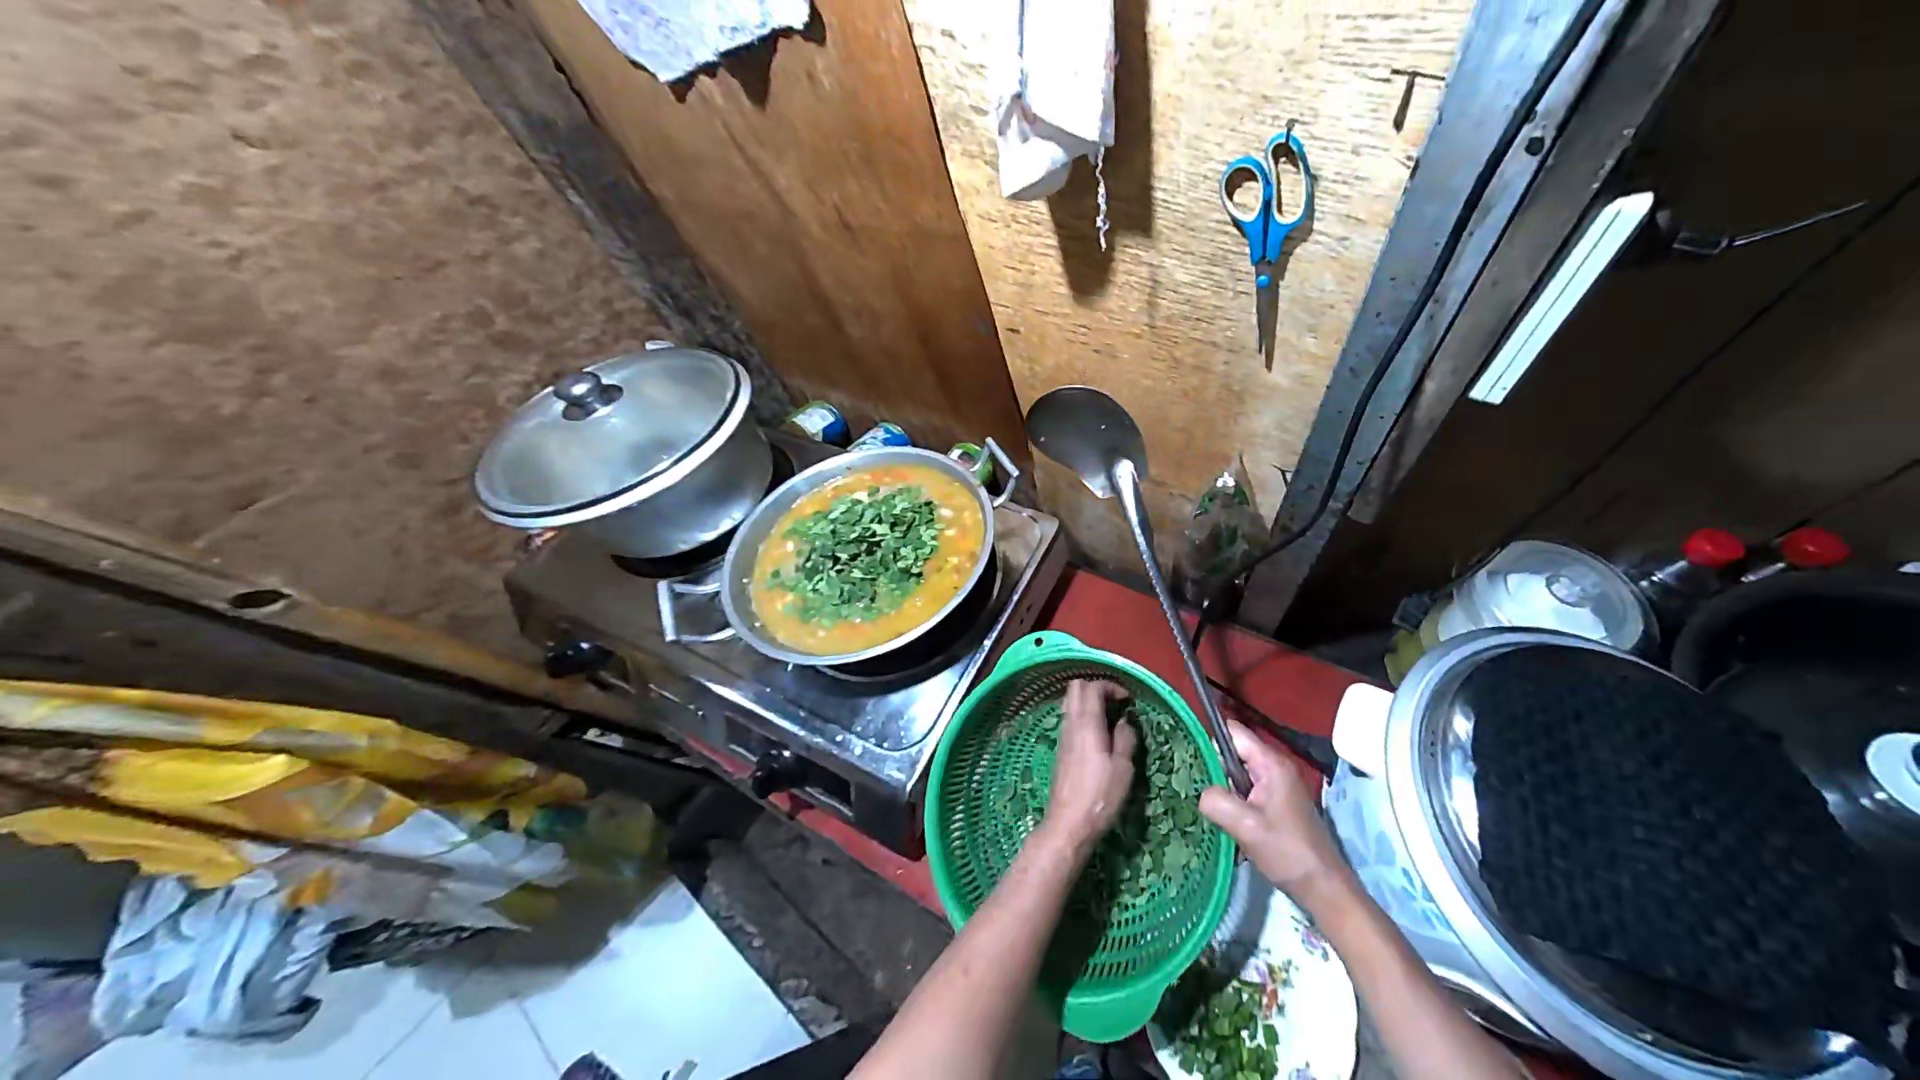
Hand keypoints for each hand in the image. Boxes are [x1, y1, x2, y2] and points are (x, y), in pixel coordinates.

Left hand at [1043, 680, 1137, 849]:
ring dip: (1089, 702)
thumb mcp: (1123, 768)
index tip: (1127, 699)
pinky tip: (1099, 734)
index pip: (1092, 687)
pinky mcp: (1060, 748)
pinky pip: (1070, 718)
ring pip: (1070, 702)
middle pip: (1076, 688)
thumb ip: (1125, 738)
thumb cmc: (1100, 796)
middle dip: (1097, 688)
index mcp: (1087, 724)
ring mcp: (1063, 735)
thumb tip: (1124, 720)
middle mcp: (1071, 724)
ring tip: (1110, 718)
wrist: (1069, 822)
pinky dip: (1083, 715)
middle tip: (1117, 703)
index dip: (1110, 686)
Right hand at [1199, 721, 1351, 908]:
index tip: (1188, 757)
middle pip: (1233, 752)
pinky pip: (1245, 790)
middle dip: (1212, 766)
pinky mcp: (1275, 803)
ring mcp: (1276, 786)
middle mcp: (1275, 768)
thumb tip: (1201, 791)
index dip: (1209, 739)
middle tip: (1191, 784)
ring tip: (1203, 803)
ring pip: (1236, 773)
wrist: (1323, 888)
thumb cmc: (1287, 852)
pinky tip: (1222, 818)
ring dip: (1221, 787)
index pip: (1232, 732)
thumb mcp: (1246, 826)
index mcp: (1271, 764)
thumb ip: (1216, 801)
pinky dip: (1232, 800)